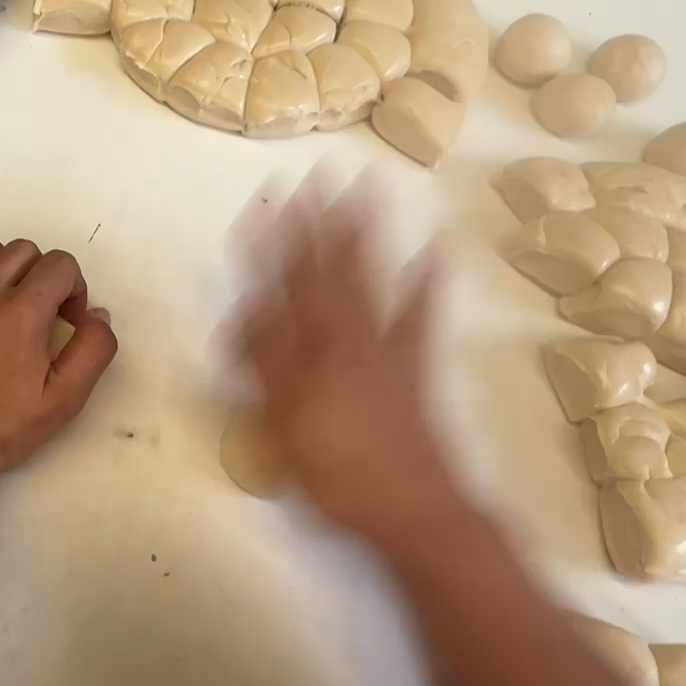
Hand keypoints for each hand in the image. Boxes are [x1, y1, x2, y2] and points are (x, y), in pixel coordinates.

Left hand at [0, 235, 117, 491]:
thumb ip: (93, 350)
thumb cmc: (2, 428)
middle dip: (45, 277)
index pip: (61, 264)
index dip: (75, 290)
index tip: (68, 324)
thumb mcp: (65, 400)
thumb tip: (97, 314)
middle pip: (27, 250)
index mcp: (21, 313)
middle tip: (44, 318)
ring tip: (11, 305)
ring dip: (9, 267)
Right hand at [235, 177, 463, 550]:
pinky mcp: (414, 363)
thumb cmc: (338, 475)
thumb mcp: (283, 425)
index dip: (270, 243)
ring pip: (370, 276)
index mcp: (311, 351)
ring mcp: (386, 345)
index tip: (262, 203)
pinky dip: (430, 278)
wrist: (414, 511)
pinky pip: (422, 314)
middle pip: (325, 269)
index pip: (281, 286)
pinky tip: (439, 244)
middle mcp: (347, 336)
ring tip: (365, 184)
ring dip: (365, 229)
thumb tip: (246, 311)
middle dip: (315, 219)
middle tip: (312, 174)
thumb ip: (265, 365)